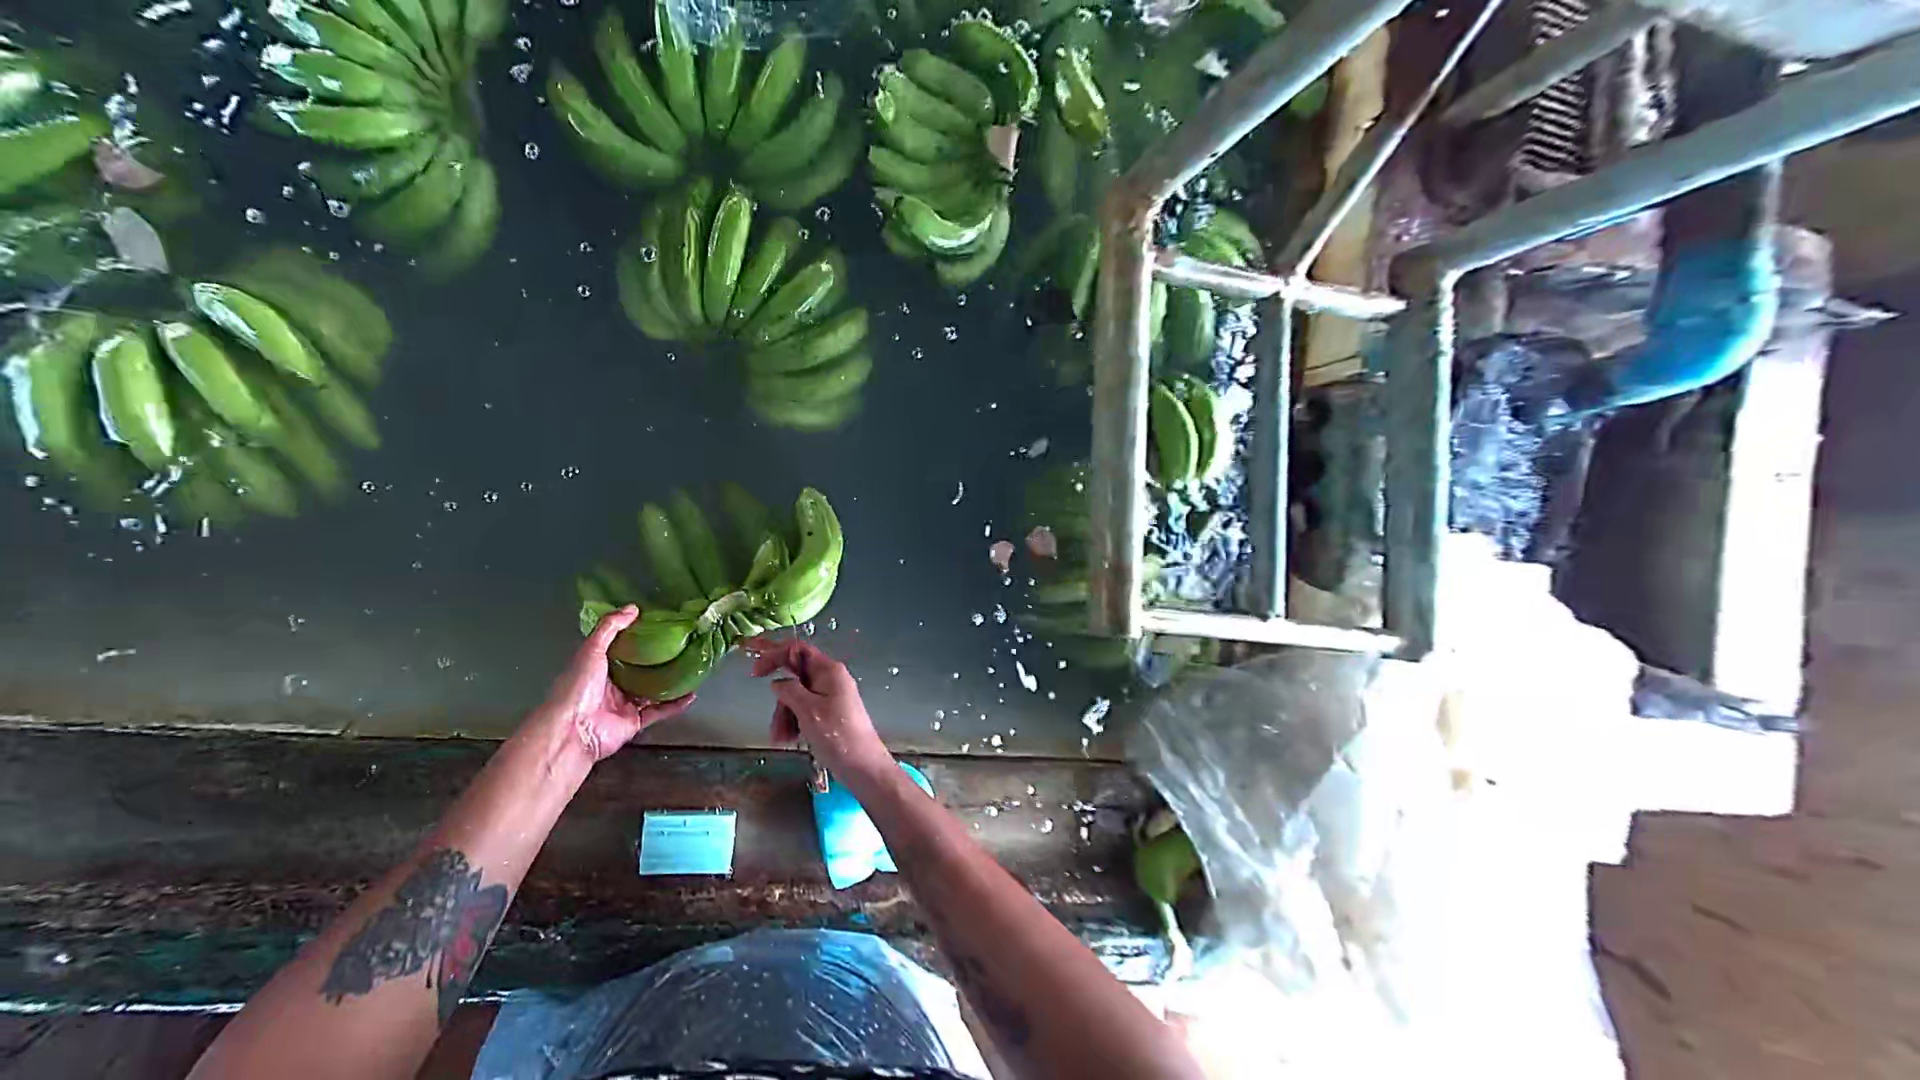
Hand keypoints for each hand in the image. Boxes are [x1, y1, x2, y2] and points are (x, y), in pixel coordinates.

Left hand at [535, 605, 693, 762]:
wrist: (574, 730)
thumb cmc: (577, 688)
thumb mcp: (591, 650)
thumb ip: (610, 628)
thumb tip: (633, 608)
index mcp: (596, 667)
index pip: (620, 649)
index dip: (637, 637)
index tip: (658, 626)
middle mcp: (610, 685)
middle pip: (638, 670)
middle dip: (657, 660)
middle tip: (680, 646)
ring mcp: (623, 704)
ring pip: (652, 691)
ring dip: (670, 682)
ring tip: (690, 669)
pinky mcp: (635, 722)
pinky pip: (659, 711)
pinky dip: (674, 705)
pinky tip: (690, 695)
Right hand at [747, 637, 892, 781]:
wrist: (862, 765)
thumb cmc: (837, 735)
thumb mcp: (808, 710)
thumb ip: (790, 691)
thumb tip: (778, 682)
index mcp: (829, 671)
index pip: (798, 650)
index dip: (774, 655)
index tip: (755, 671)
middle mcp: (830, 679)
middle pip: (795, 677)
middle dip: (781, 701)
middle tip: (774, 723)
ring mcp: (831, 696)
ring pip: (797, 697)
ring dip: (785, 716)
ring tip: (782, 738)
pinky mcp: (830, 713)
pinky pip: (805, 710)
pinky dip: (794, 722)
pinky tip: (789, 739)